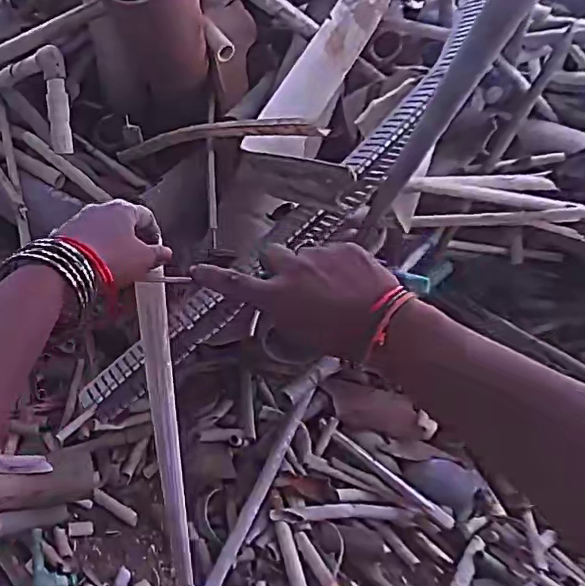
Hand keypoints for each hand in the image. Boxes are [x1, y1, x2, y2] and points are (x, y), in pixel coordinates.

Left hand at [54, 200, 172, 289]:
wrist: (68, 268)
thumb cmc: (110, 258)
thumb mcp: (142, 260)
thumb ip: (156, 254)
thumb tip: (164, 253)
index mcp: (122, 208)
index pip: (146, 216)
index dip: (154, 233)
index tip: (156, 249)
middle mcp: (99, 208)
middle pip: (122, 222)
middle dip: (131, 240)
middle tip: (137, 259)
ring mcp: (79, 219)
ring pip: (102, 231)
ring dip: (111, 245)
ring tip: (116, 265)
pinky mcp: (63, 233)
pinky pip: (84, 241)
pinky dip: (93, 251)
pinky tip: (95, 266)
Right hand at [190, 242, 401, 359]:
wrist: (385, 326)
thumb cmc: (343, 338)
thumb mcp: (300, 333)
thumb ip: (282, 311)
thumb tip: (280, 301)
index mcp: (277, 297)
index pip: (236, 284)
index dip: (214, 278)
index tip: (199, 271)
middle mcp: (292, 271)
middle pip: (273, 256)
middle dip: (281, 265)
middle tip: (299, 283)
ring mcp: (319, 255)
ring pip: (307, 254)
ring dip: (314, 266)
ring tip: (336, 288)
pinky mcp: (344, 247)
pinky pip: (334, 250)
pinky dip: (339, 263)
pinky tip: (353, 281)